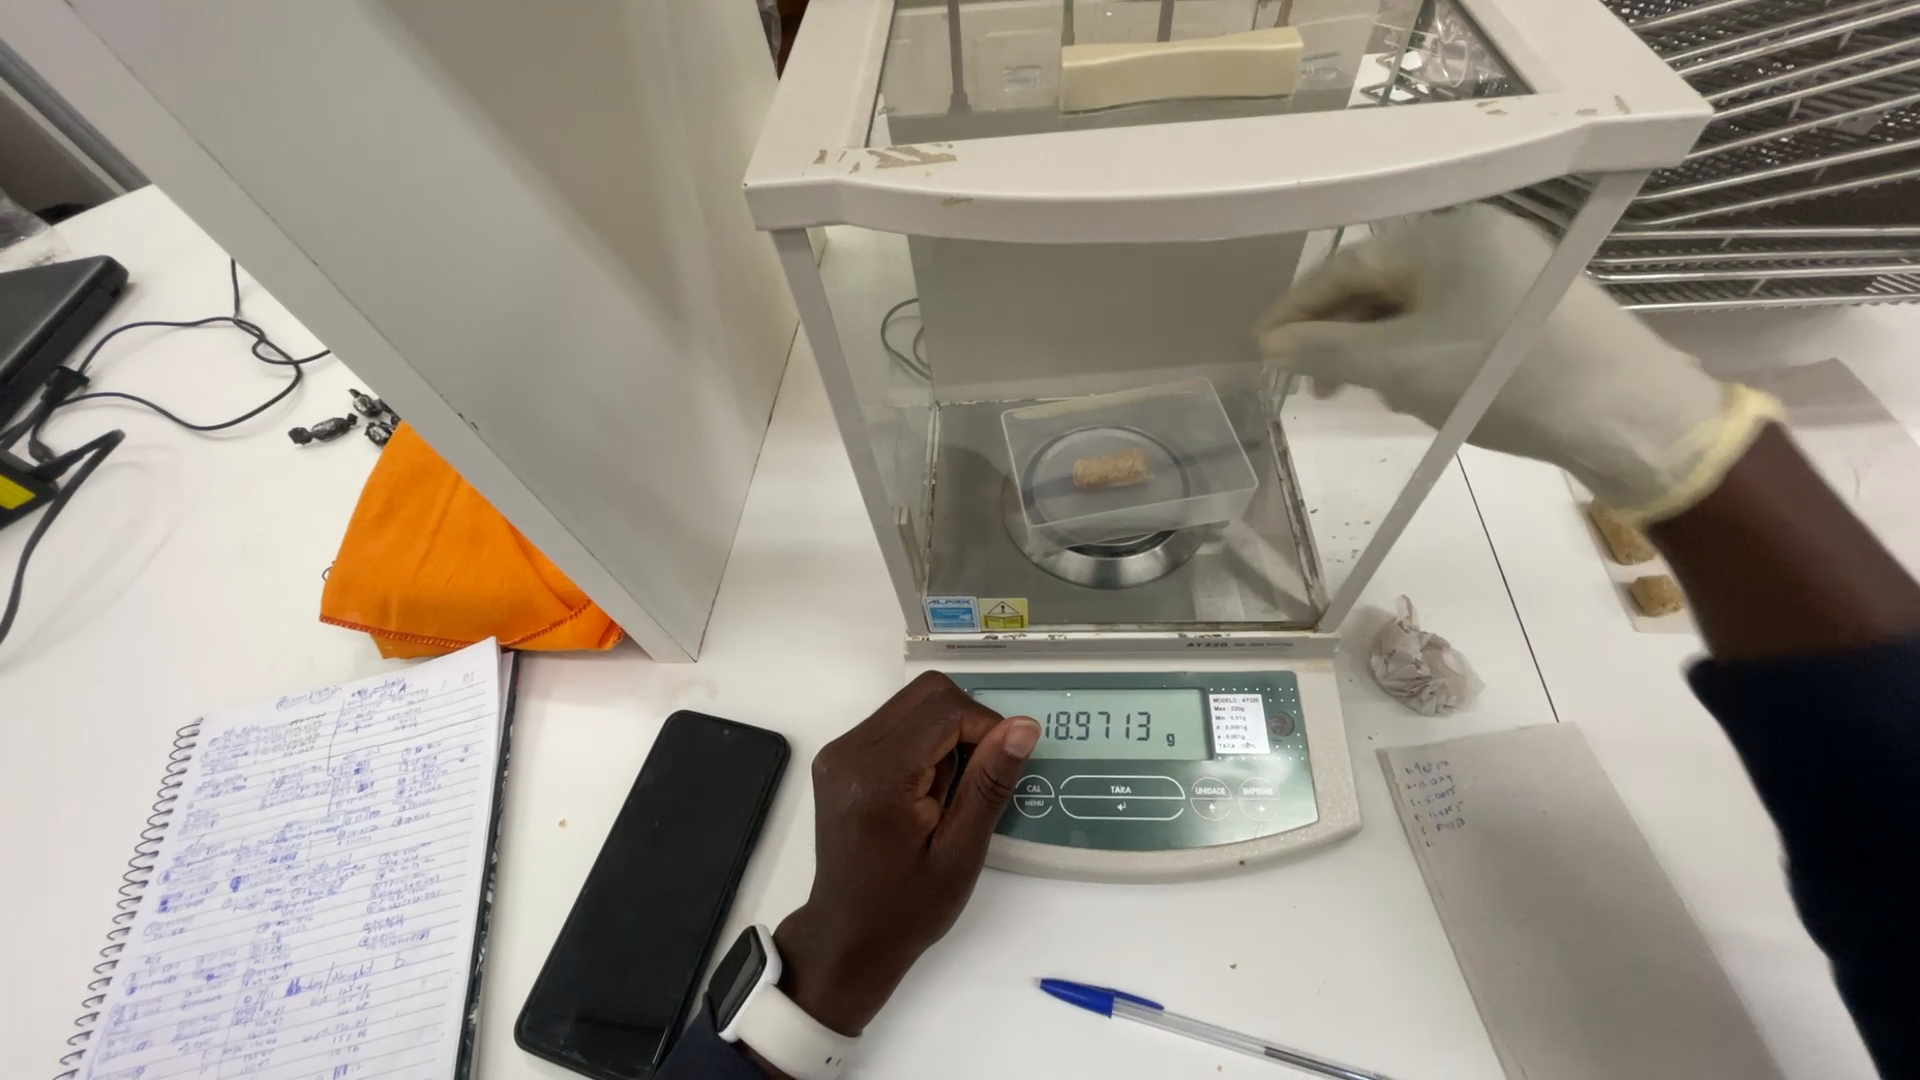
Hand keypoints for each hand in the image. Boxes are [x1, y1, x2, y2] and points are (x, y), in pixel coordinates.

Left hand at [770, 672, 1039, 1036]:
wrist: (848, 937)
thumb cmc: (908, 908)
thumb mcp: (961, 852)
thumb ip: (989, 783)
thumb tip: (1023, 726)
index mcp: (878, 777)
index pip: (944, 709)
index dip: (986, 726)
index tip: (1000, 767)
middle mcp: (850, 751)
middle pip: (926, 693)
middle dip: (965, 723)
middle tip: (971, 780)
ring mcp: (839, 750)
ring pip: (912, 702)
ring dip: (944, 732)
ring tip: (944, 792)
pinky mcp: (839, 755)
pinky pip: (895, 721)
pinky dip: (923, 740)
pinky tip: (924, 788)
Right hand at [1256, 203, 1778, 523]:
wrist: (1625, 415)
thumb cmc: (1500, 379)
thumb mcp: (1398, 367)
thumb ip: (1326, 351)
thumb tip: (1271, 345)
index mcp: (1445, 239)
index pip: (1346, 265)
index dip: (1297, 308)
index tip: (1261, 346)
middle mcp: (1475, 240)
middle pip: (1377, 283)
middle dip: (1334, 333)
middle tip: (1302, 380)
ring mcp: (1505, 270)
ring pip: (1409, 305)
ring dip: (1368, 347)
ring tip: (1349, 390)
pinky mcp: (1522, 304)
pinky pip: (1443, 318)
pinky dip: (1408, 349)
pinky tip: (1401, 386)